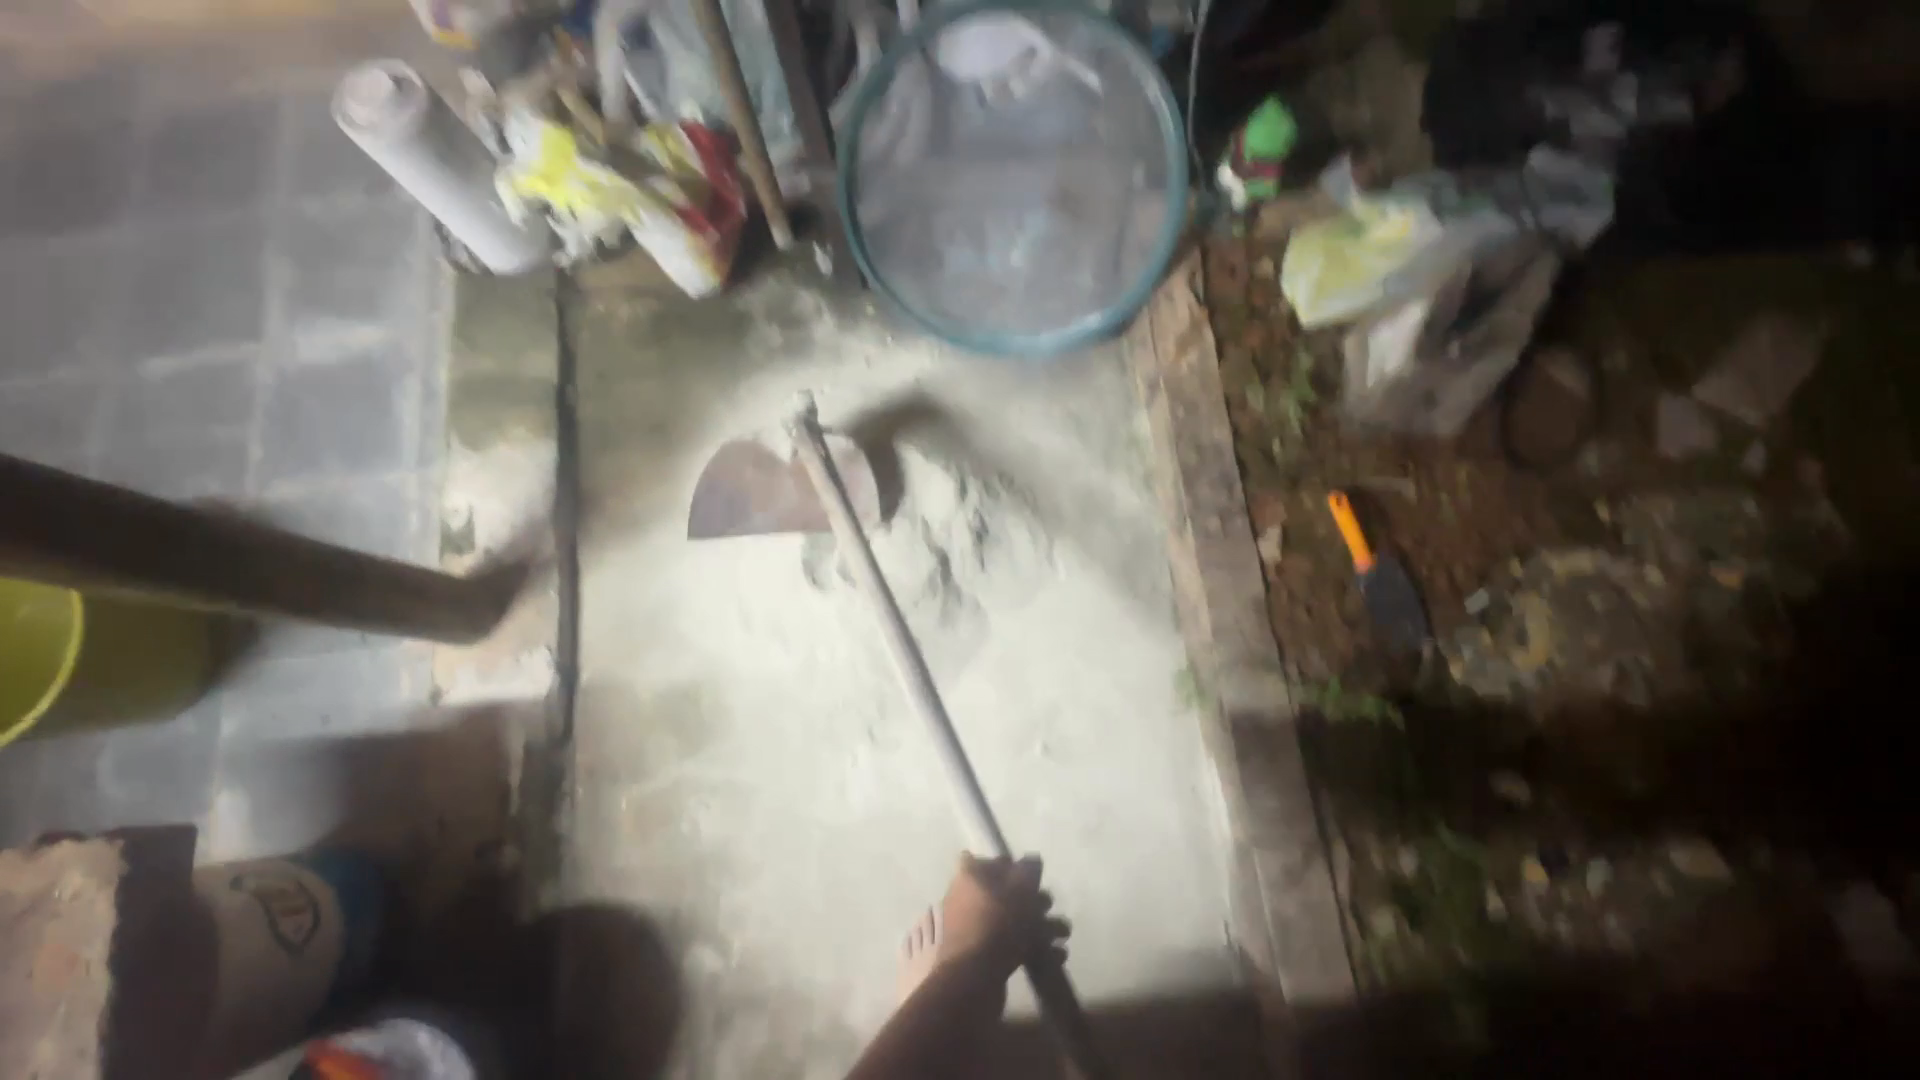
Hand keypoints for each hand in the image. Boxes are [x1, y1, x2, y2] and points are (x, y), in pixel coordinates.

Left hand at [937, 853, 1068, 981]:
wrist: (974, 979)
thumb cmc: (998, 924)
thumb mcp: (1020, 888)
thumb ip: (1029, 869)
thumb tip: (1031, 859)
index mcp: (970, 876)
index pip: (990, 861)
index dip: (1013, 867)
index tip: (1032, 878)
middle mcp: (966, 898)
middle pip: (1005, 893)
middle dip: (1035, 901)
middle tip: (1050, 908)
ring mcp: (972, 929)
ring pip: (1011, 921)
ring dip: (1040, 927)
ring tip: (1062, 936)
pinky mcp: (981, 956)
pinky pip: (1009, 945)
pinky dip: (1032, 948)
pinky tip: (1056, 956)